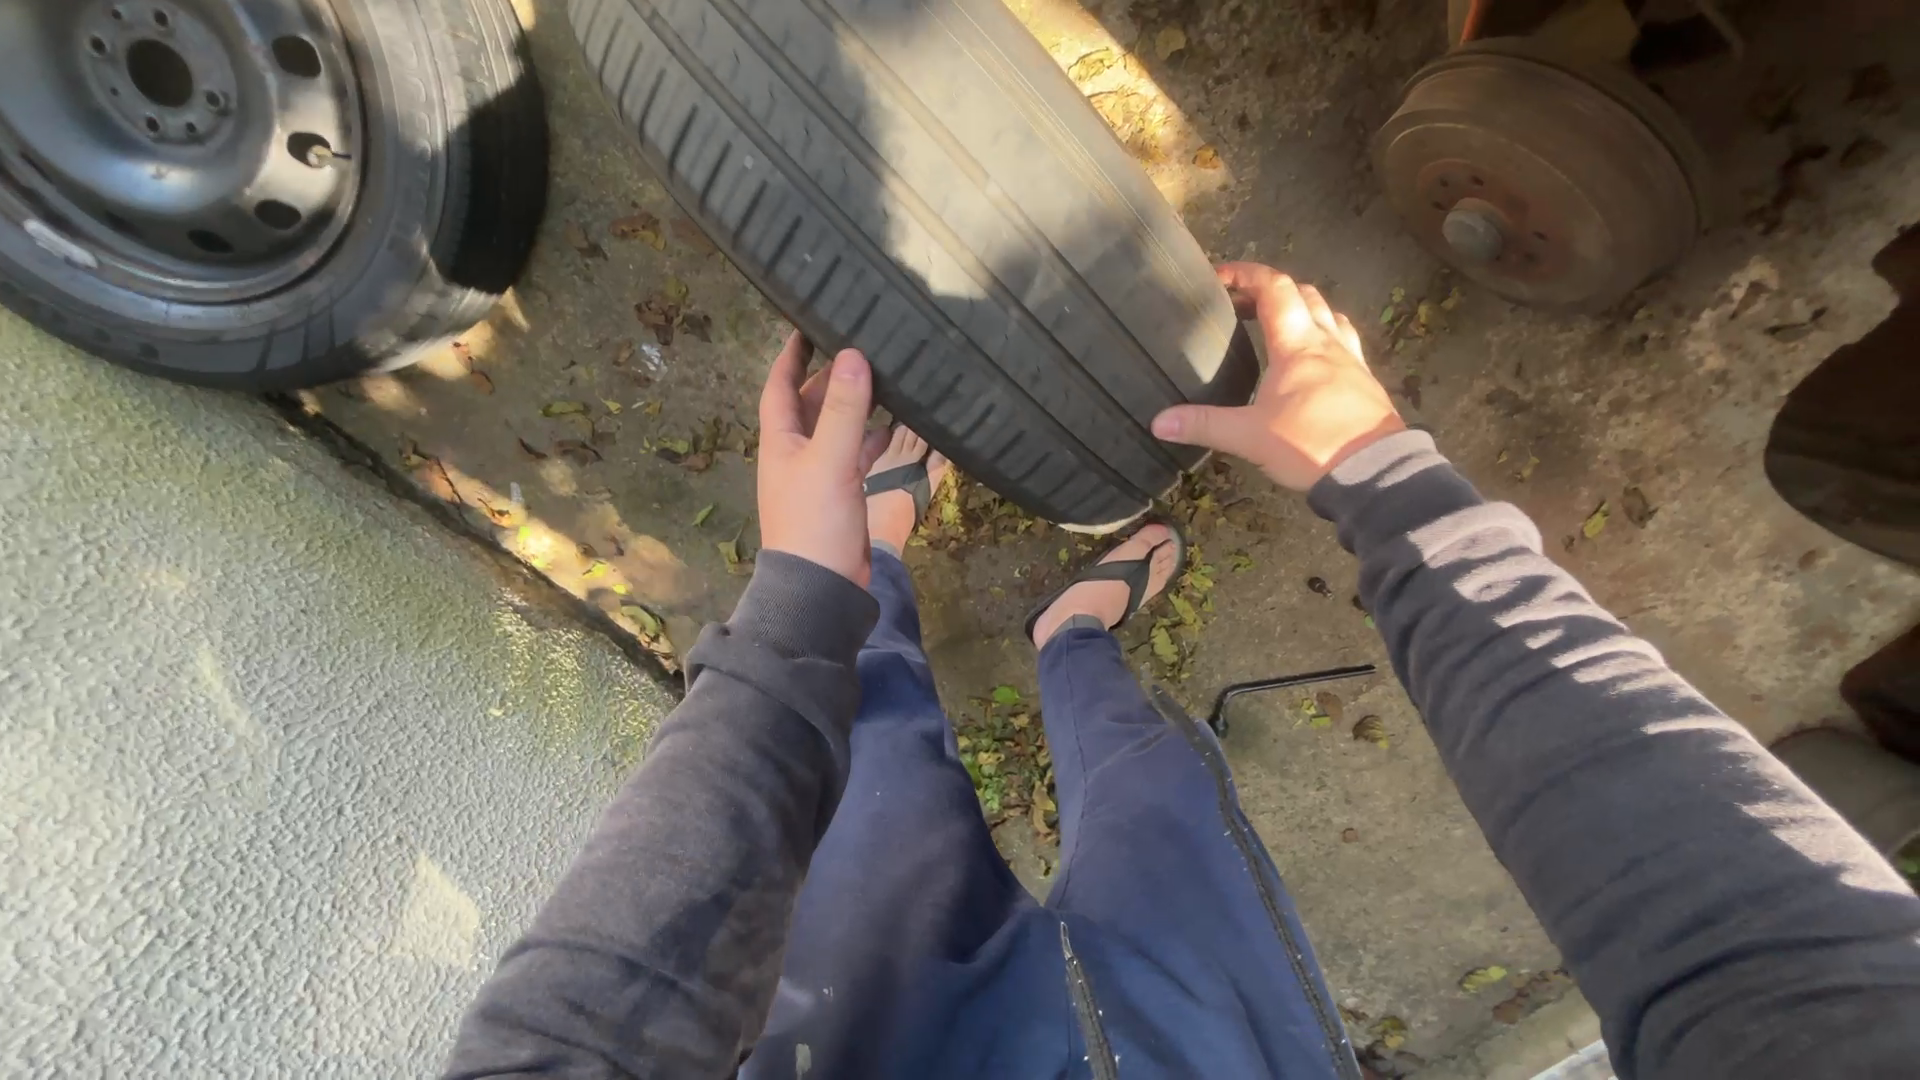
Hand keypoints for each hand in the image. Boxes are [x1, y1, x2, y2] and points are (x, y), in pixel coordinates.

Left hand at [757, 332, 875, 585]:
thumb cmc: (816, 521)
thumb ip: (845, 410)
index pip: (780, 386)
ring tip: (885, 378)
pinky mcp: (842, 493)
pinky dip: (873, 438)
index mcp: (782, 441)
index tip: (807, 324)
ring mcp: (820, 474)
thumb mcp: (830, 461)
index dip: (791, 356)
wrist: (823, 586)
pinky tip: (897, 426)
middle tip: (861, 347)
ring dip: (857, 406)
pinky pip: (857, 454)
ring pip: (838, 428)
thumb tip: (854, 356)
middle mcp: (797, 452)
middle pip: (813, 404)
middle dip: (833, 376)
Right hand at [1152, 263, 1404, 490]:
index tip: (1220, 277)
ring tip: (1277, 324)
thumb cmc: (1309, 444)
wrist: (1373, 470)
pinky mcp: (1364, 382)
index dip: (1246, 275)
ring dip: (1302, 308)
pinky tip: (1311, 359)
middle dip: (1270, 290)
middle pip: (1303, 294)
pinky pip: (1343, 342)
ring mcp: (1351, 361)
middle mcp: (1327, 343)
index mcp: (1297, 346)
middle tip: (1241, 304)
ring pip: (1328, 315)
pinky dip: (1322, 336)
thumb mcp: (1247, 436)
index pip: (1274, 290)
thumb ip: (1202, 425)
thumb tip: (1158, 422)